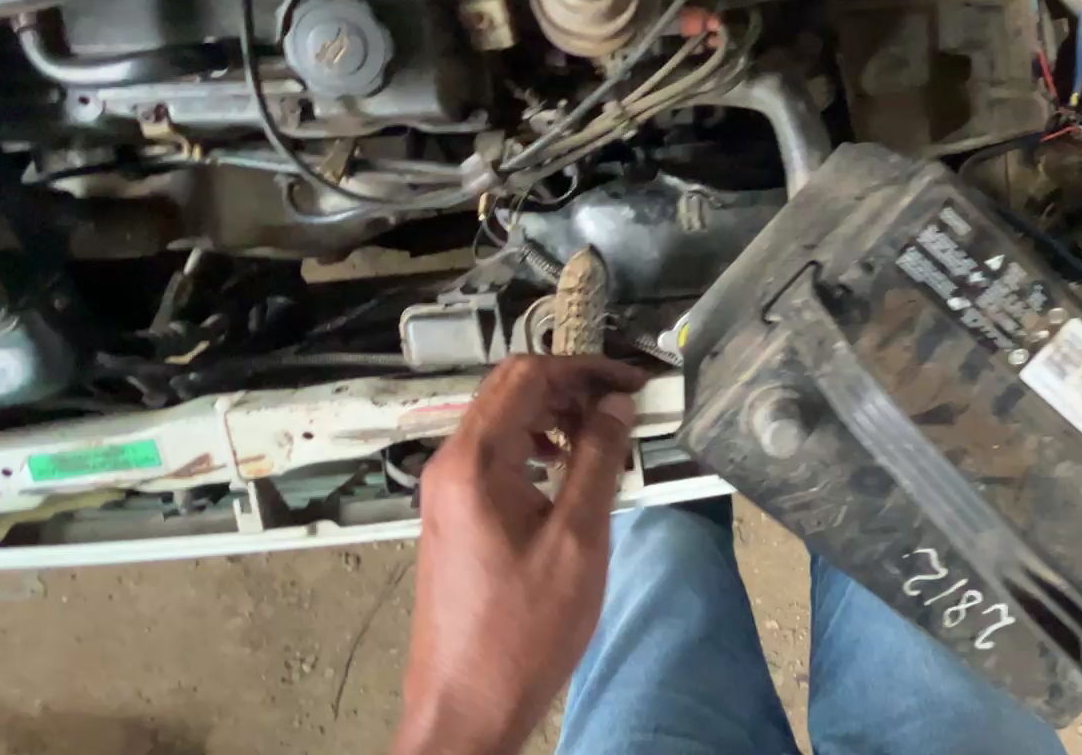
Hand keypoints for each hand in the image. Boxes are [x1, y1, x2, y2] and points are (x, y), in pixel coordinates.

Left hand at [393, 355, 650, 754]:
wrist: (463, 712)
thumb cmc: (524, 629)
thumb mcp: (578, 539)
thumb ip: (598, 459)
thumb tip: (617, 402)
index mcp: (475, 460)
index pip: (529, 375)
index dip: (586, 368)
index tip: (634, 382)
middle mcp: (451, 462)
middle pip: (512, 388)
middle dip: (572, 385)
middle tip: (622, 406)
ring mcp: (447, 488)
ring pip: (504, 417)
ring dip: (555, 413)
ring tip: (601, 437)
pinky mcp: (454, 511)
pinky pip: (497, 451)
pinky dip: (537, 443)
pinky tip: (567, 470)